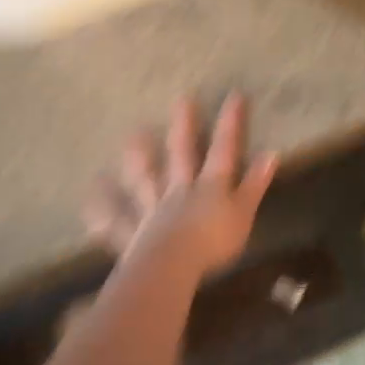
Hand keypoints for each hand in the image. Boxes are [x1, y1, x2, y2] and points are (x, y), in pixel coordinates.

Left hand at [83, 93, 277, 276]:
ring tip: (133, 134)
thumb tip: (272, 153)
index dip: (230, 123)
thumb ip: (255, 184)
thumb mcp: (244, 214)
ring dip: (139, 157)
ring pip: (144, 179)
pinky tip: (92, 189)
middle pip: (180, 154)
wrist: (170, 268)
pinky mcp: (132, 234)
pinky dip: (102, 205)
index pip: (223, 149)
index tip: (234, 95)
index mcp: (209, 186)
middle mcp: (178, 191)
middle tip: (181, 99)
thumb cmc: (213, 243)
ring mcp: (151, 210)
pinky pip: (115, 218)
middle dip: (183, 127)